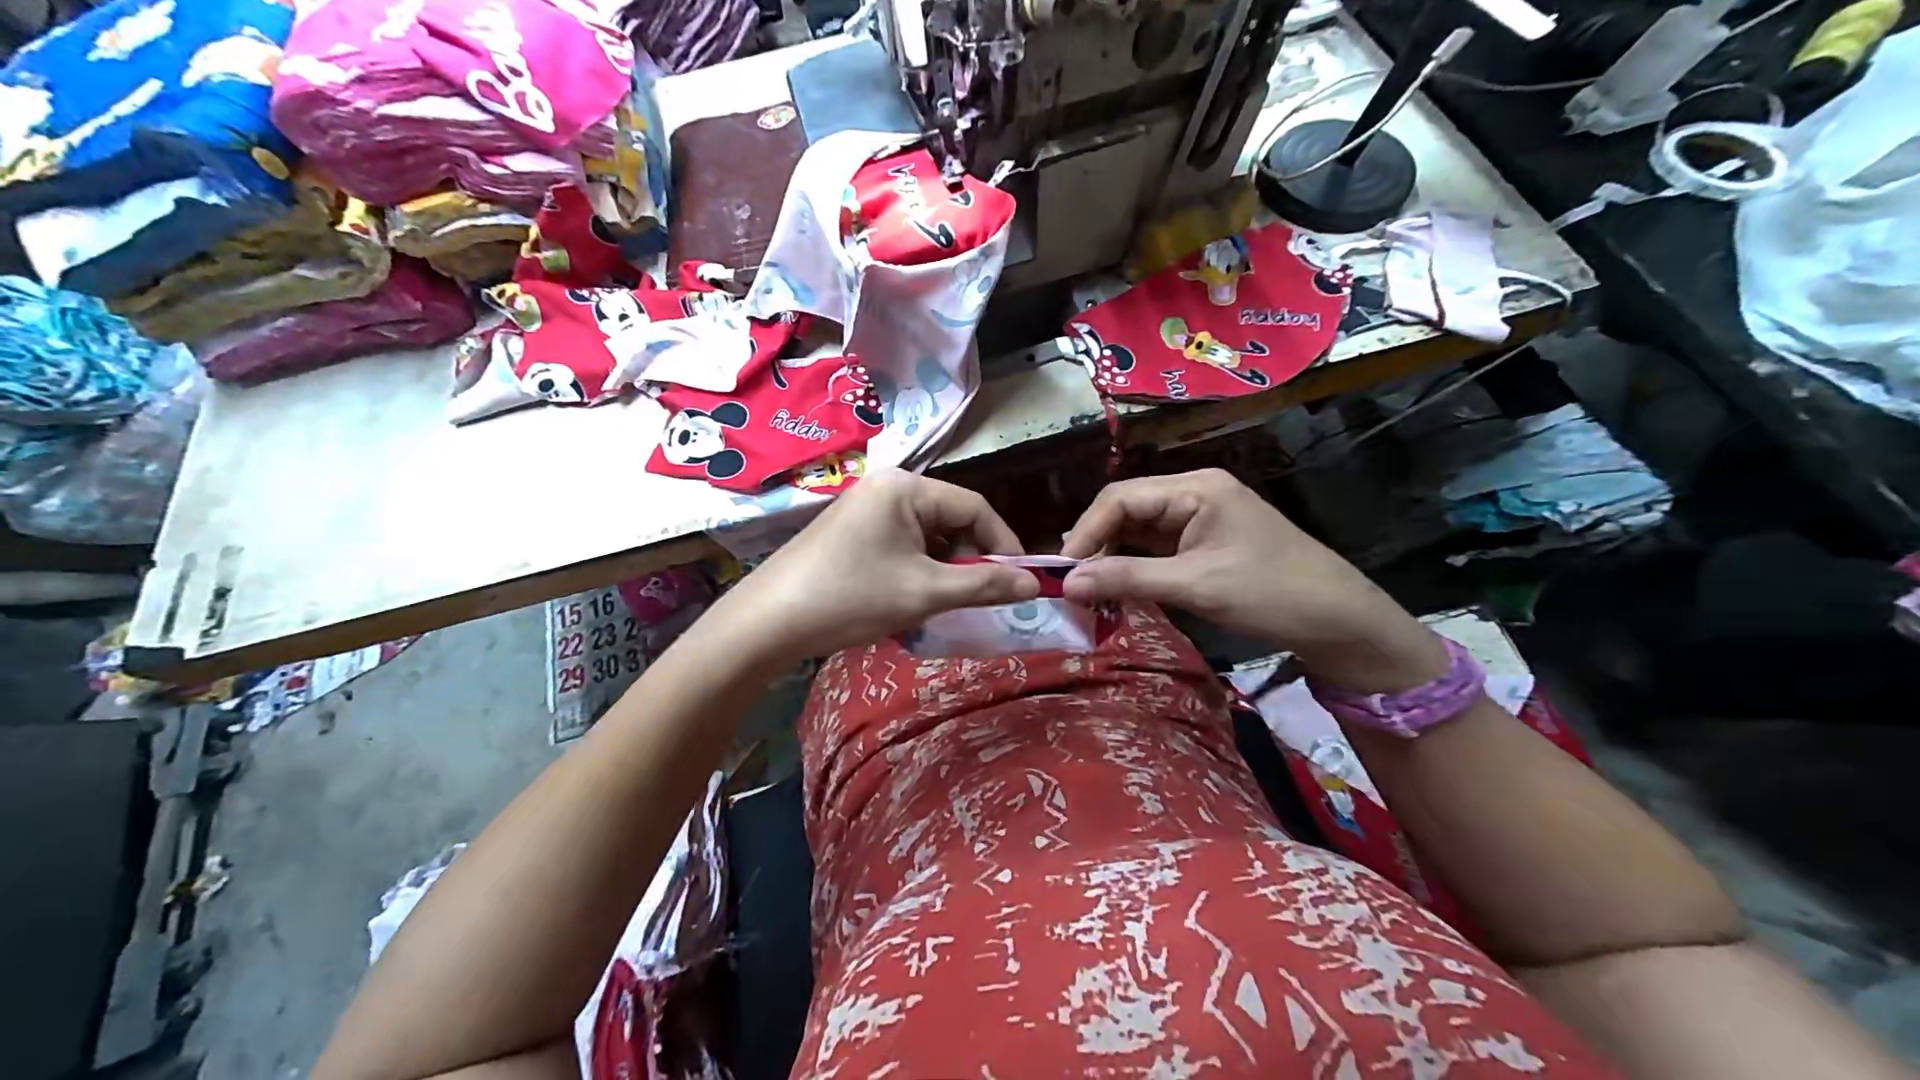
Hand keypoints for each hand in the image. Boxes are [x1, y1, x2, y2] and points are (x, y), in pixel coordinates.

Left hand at [705, 469, 1040, 664]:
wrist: (767, 623)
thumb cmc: (851, 598)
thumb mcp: (925, 593)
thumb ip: (984, 585)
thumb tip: (1034, 585)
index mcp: (906, 487)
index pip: (975, 507)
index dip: (1003, 544)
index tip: (1019, 583)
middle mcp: (887, 487)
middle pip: (951, 520)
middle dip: (970, 560)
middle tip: (974, 599)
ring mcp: (865, 509)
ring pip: (927, 537)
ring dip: (943, 569)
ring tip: (936, 604)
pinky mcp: (851, 532)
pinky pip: (902, 545)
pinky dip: (917, 571)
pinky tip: (907, 599)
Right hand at [1060, 469, 1447, 691]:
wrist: (1340, 622)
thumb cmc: (1271, 594)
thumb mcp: (1196, 586)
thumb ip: (1128, 579)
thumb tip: (1066, 583)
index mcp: (1195, 488)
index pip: (1120, 497)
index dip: (1086, 531)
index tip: (1062, 571)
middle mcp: (1193, 493)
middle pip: (1126, 509)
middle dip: (1095, 544)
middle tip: (1071, 583)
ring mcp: (1199, 519)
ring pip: (1137, 530)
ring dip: (1111, 558)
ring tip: (1087, 589)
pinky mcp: (1204, 544)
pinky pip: (1155, 549)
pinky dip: (1133, 568)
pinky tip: (1117, 588)